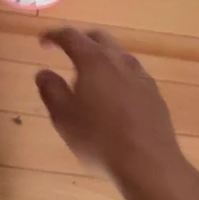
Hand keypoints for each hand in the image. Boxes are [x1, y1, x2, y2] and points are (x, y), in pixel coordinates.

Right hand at [36, 27, 186, 182]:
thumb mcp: (63, 116)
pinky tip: (116, 95)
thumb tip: (43, 73)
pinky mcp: (155, 95)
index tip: (43, 42)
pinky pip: (133, 74)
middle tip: (68, 51)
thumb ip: (51, 90)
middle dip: (81, 40)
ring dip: (103, 57)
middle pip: (99, 38)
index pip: (70, 36)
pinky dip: (119, 75)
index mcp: (93, 60)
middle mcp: (119, 60)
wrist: (149, 164)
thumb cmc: (98, 138)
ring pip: (119, 55)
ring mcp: (141, 77)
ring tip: (92, 75)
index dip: (54, 36)